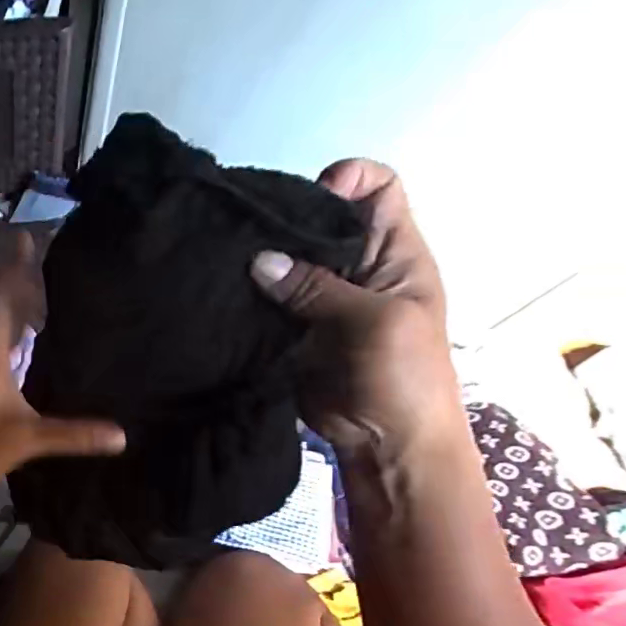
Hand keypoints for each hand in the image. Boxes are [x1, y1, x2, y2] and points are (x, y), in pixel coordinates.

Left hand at [0, 235, 125, 492]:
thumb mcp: (28, 439)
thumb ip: (72, 435)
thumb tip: (120, 435)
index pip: (1, 304)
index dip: (13, 272)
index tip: (24, 240)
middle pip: (1, 307)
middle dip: (19, 278)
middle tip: (38, 252)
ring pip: (0, 326)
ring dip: (17, 302)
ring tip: (39, 283)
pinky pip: (4, 344)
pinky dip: (18, 328)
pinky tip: (30, 332)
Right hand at [249, 159, 463, 467]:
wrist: (385, 444)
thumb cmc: (403, 378)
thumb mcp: (374, 323)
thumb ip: (319, 288)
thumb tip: (260, 260)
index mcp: (394, 253)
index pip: (377, 190)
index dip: (346, 181)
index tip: (309, 198)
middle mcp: (355, 269)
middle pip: (320, 224)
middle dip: (287, 221)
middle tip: (245, 229)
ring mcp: (319, 303)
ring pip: (287, 265)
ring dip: (260, 263)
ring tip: (225, 260)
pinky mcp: (291, 333)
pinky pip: (267, 305)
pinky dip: (247, 299)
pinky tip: (222, 295)